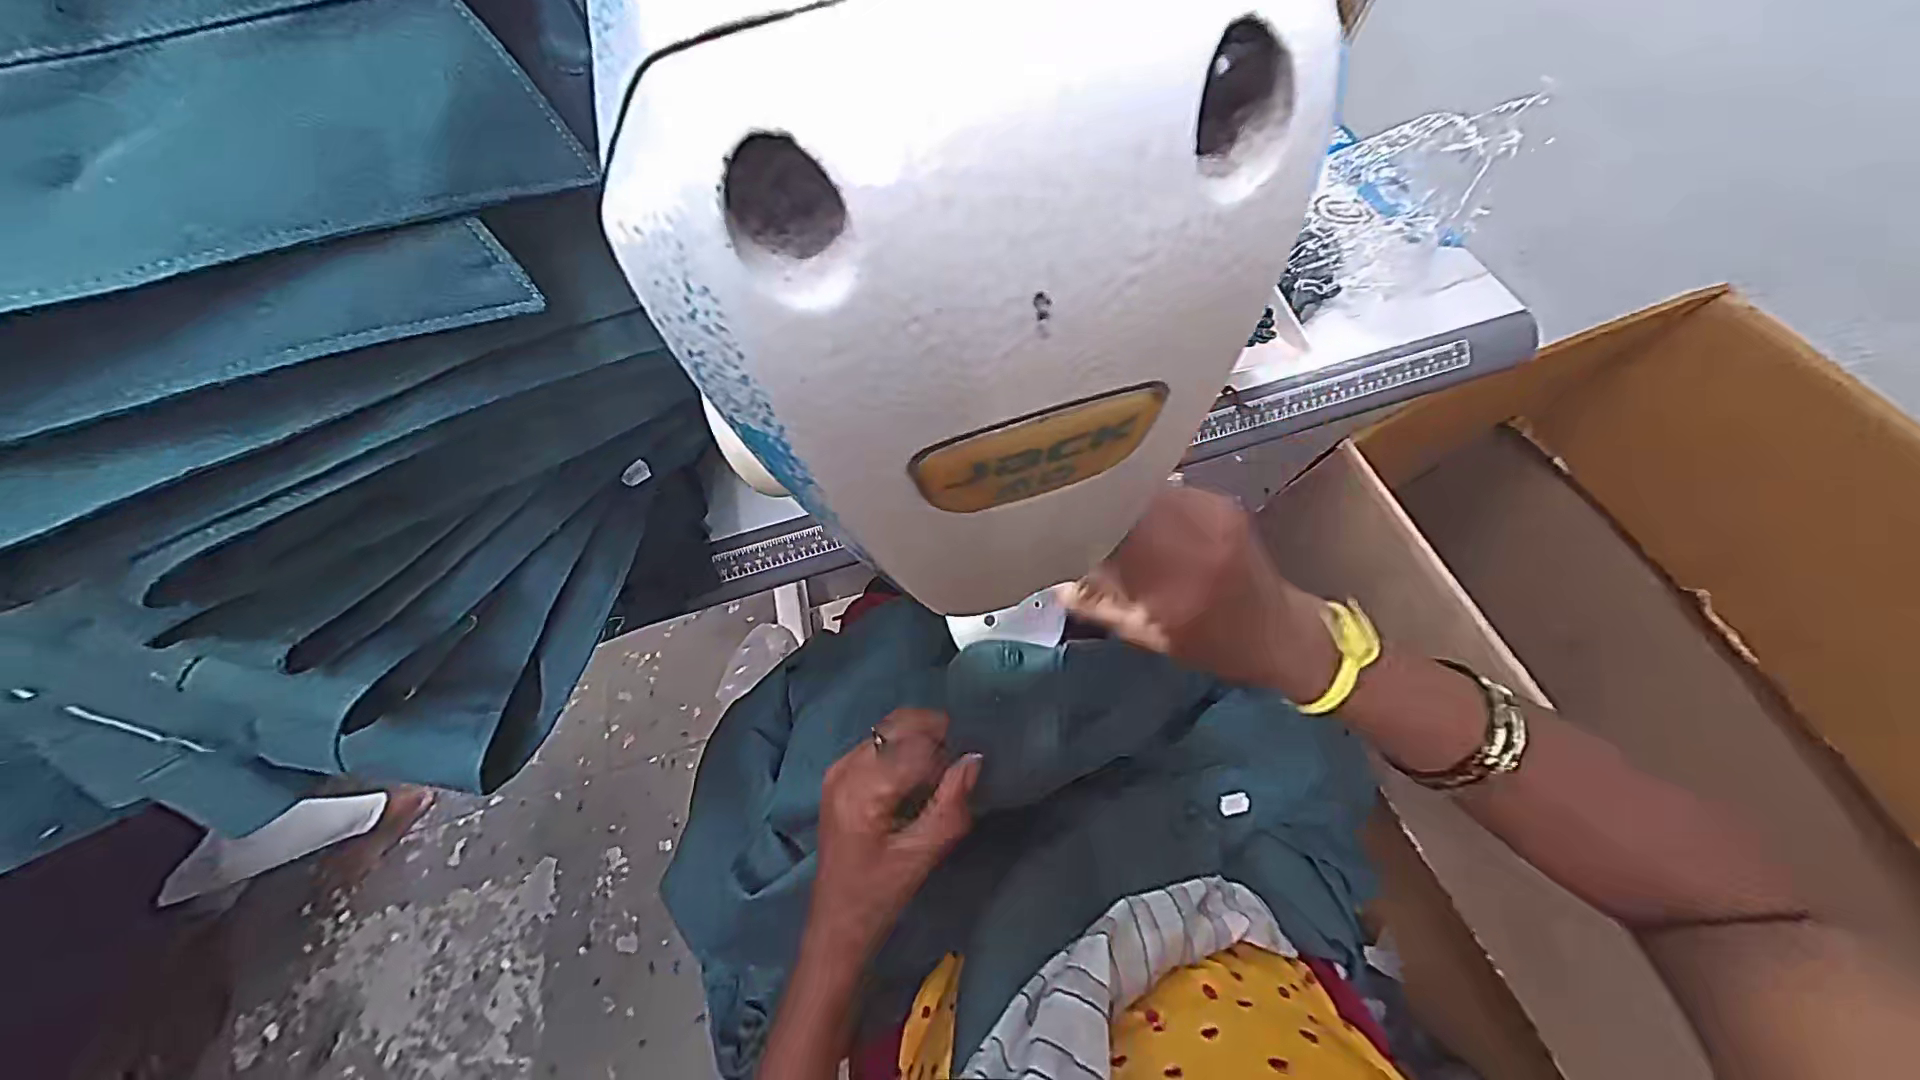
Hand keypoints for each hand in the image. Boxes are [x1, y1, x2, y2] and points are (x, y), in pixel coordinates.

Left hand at [812, 708, 981, 954]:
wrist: (836, 921)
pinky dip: (903, 749)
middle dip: (932, 739)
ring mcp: (838, 767)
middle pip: (899, 726)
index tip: (959, 779)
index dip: (945, 757)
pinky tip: (913, 781)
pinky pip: (880, 742)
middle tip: (950, 772)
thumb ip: (950, 805)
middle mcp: (845, 768)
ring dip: (919, 743)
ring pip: (890, 729)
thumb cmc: (880, 894)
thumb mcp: (922, 855)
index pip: (916, 746)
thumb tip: (973, 759)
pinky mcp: (839, 772)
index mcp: (862, 790)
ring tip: (933, 779)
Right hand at [1065, 484, 1336, 699]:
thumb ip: (1092, 601)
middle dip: (1095, 504)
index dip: (1078, 521)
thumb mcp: (1139, 633)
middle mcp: (1194, 535)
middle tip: (1073, 515)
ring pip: (1146, 489)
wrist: (1277, 633)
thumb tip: (1051, 573)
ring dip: (1120, 500)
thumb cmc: (1207, 644)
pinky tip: (1139, 517)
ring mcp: (1211, 512)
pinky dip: (1146, 502)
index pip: (1108, 528)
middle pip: (1125, 498)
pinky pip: (1168, 491)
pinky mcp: (1221, 502)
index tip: (1055, 526)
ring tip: (1102, 516)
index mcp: (1170, 578)